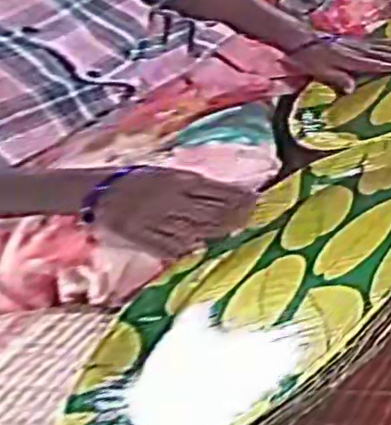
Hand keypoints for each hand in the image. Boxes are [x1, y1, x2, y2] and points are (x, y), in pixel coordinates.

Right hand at [91, 167, 255, 258]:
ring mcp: (151, 220)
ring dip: (215, 233)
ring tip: (233, 233)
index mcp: (185, 182)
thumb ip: (206, 185)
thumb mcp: (181, 175)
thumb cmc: (148, 179)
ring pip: (191, 230)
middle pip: (210, 212)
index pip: (222, 192)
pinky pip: (162, 246)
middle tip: (250, 220)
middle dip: (234, 217)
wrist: (98, 190)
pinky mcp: (134, 236)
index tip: (258, 202)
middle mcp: (170, 201)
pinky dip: (184, 248)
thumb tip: (240, 192)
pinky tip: (199, 247)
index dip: (243, 199)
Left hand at [287, 35, 390, 92]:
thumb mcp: (320, 73)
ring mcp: (362, 45)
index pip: (378, 65)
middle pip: (387, 54)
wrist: (303, 40)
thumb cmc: (311, 59)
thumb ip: (338, 80)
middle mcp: (362, 52)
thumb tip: (352, 91)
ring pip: (386, 47)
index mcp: (354, 62)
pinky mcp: (360, 41)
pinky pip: (381, 41)